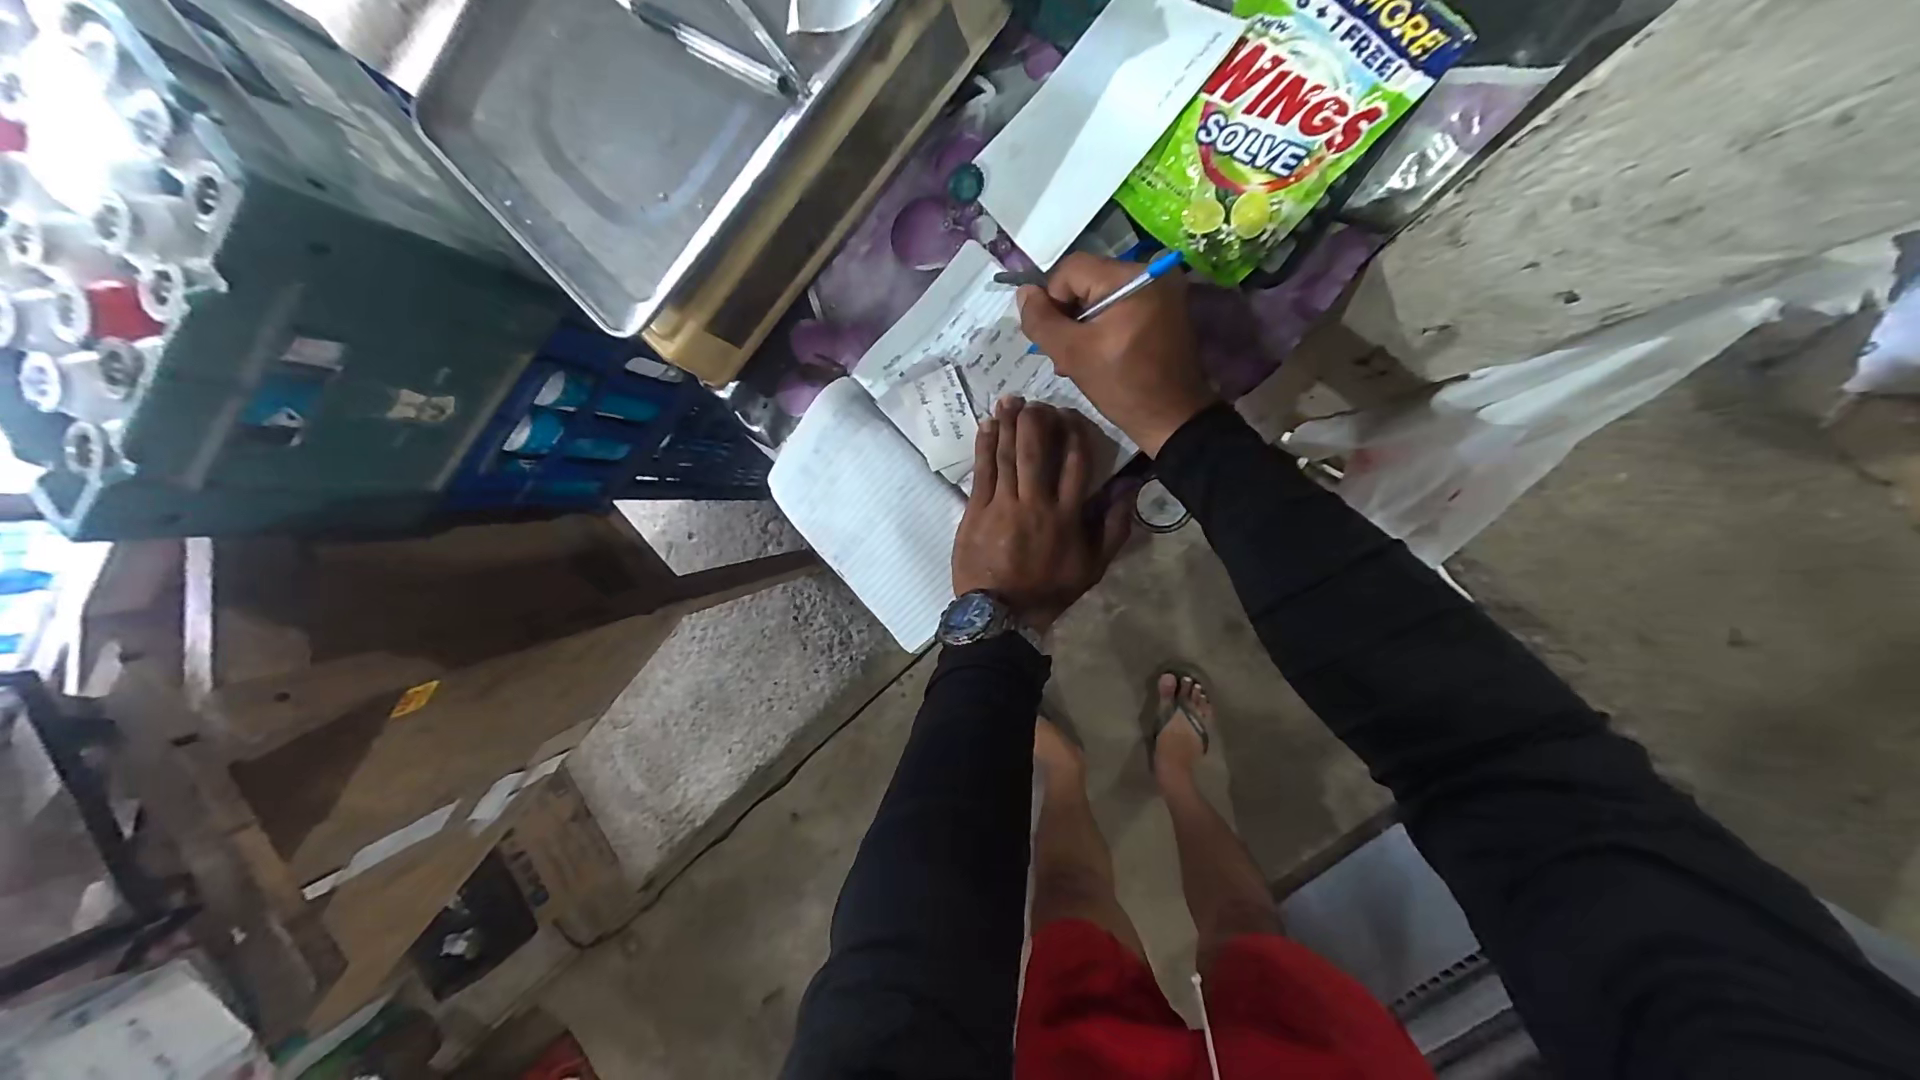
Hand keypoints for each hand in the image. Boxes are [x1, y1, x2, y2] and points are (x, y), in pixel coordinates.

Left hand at [952, 398, 1131, 633]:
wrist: (1001, 613)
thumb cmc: (1049, 590)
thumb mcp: (1094, 566)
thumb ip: (1115, 527)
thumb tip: (1130, 489)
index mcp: (1067, 515)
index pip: (1075, 463)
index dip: (1074, 433)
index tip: (1070, 416)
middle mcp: (1036, 503)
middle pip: (1037, 451)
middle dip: (1037, 420)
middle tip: (1036, 402)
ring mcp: (1003, 505)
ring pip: (1007, 455)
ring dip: (1008, 425)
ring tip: (1011, 401)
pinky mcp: (976, 510)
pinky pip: (982, 471)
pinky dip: (984, 446)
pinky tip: (986, 425)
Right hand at [1017, 253, 1218, 455]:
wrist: (1173, 419)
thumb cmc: (1123, 387)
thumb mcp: (1072, 354)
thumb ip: (1041, 321)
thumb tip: (1024, 293)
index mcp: (1131, 277)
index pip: (1070, 270)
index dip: (1052, 302)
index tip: (1055, 339)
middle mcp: (1151, 273)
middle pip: (1086, 281)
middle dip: (1068, 316)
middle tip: (1065, 355)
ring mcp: (1162, 291)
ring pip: (1101, 296)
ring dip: (1084, 325)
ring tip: (1081, 360)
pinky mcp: (1165, 309)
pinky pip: (1121, 307)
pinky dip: (1105, 327)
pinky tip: (1101, 355)